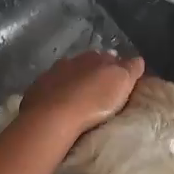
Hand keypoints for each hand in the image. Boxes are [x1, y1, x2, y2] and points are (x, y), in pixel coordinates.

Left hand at [18, 50, 145, 139]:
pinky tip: (58, 102)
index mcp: (94, 57)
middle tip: (100, 86)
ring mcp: (51, 74)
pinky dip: (56, 92)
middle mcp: (72, 61)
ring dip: (73, 80)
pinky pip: (50, 87)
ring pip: (67, 73)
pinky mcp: (36, 90)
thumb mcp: (121, 83)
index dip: (115, 66)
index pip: (109, 57)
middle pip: (86, 63)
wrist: (54, 115)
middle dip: (93, 71)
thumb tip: (137, 59)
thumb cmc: (94, 100)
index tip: (119, 76)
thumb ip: (130, 69)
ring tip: (79, 95)